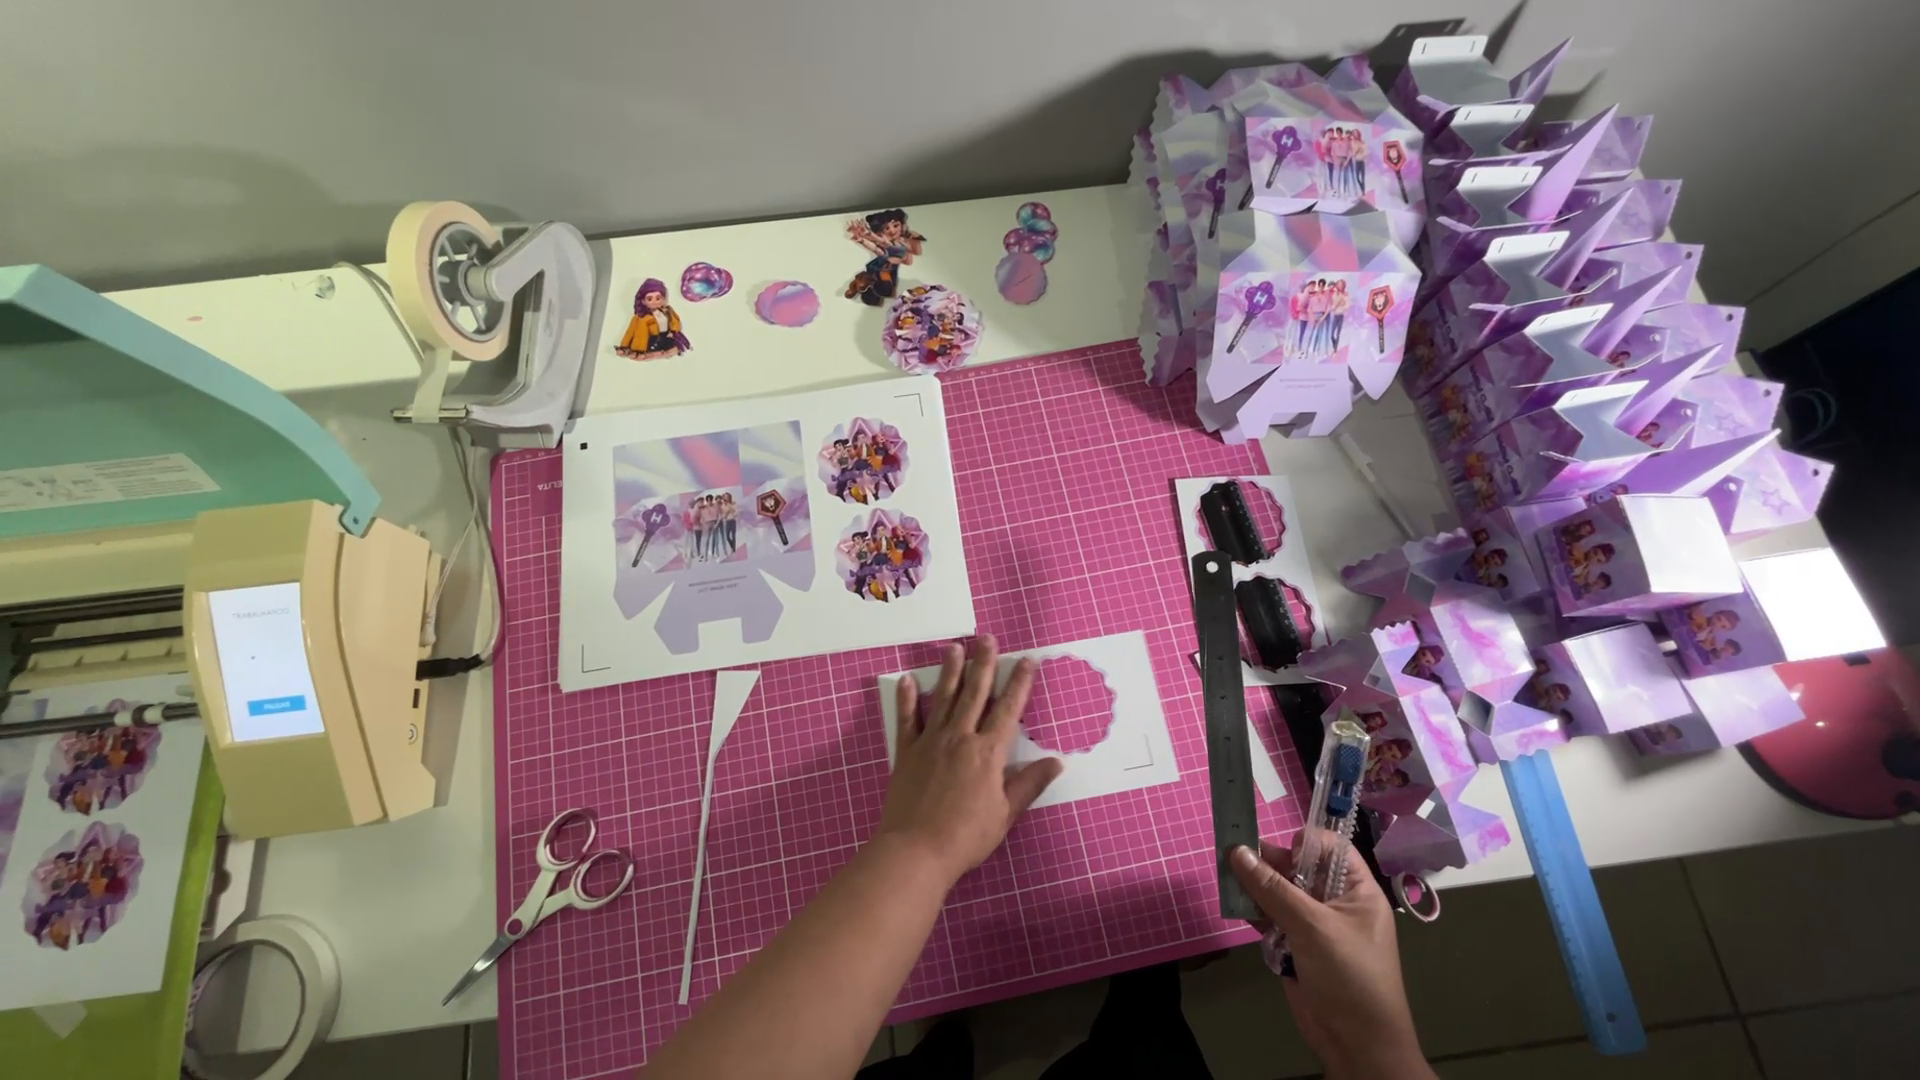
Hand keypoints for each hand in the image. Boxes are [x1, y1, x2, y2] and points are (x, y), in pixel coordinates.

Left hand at [876, 636, 1062, 887]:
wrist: (916, 850)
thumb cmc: (966, 836)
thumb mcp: (1005, 814)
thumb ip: (1029, 785)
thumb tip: (1056, 762)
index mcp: (988, 752)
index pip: (1008, 710)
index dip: (1019, 683)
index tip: (1026, 660)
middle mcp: (960, 738)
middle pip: (975, 693)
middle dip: (984, 664)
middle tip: (987, 638)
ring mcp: (931, 742)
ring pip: (944, 698)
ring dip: (950, 671)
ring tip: (954, 647)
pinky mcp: (906, 752)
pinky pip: (907, 719)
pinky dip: (907, 698)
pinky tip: (908, 679)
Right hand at [1229, 839, 1434, 1079]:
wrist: (1357, 1047)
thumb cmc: (1349, 977)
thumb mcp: (1312, 927)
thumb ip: (1272, 888)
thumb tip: (1236, 851)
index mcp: (1356, 891)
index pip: (1328, 846)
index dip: (1302, 843)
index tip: (1279, 855)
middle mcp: (1336, 901)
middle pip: (1297, 866)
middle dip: (1268, 863)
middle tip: (1233, 858)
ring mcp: (1315, 924)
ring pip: (1279, 891)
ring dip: (1255, 886)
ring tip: (1229, 881)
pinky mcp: (1296, 945)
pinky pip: (1271, 916)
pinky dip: (1254, 910)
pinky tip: (1236, 906)